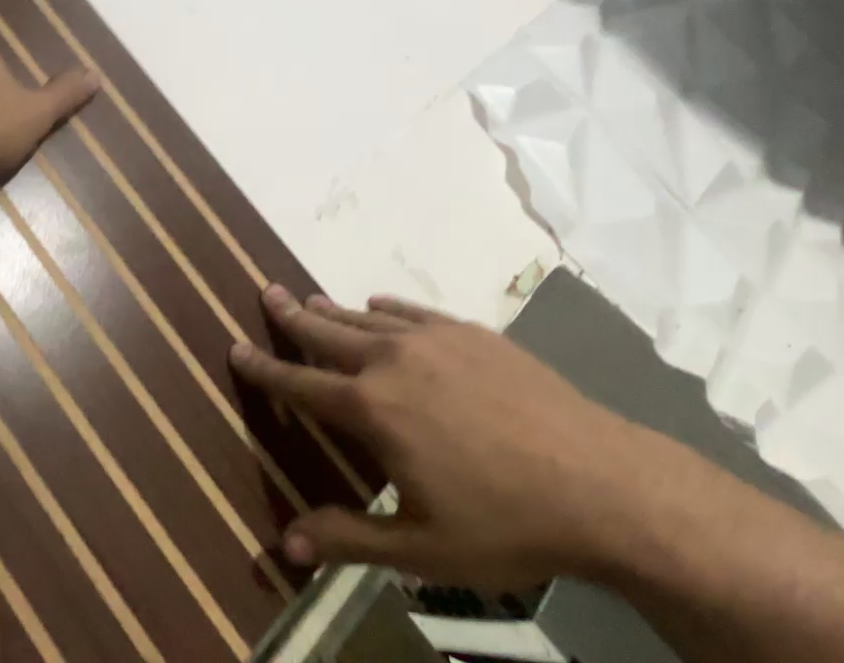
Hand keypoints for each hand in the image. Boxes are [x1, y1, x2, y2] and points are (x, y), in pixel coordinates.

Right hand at [231, 285, 686, 589]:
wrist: (607, 486)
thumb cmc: (506, 524)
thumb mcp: (421, 550)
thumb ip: (348, 540)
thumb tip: (284, 547)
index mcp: (372, 409)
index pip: (299, 384)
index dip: (263, 369)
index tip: (235, 349)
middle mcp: (393, 362)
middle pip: (326, 333)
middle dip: (291, 315)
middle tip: (266, 293)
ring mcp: (436, 341)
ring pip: (367, 319)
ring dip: (334, 311)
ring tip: (311, 300)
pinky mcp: (475, 335)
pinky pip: (414, 313)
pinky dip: (387, 310)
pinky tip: (380, 308)